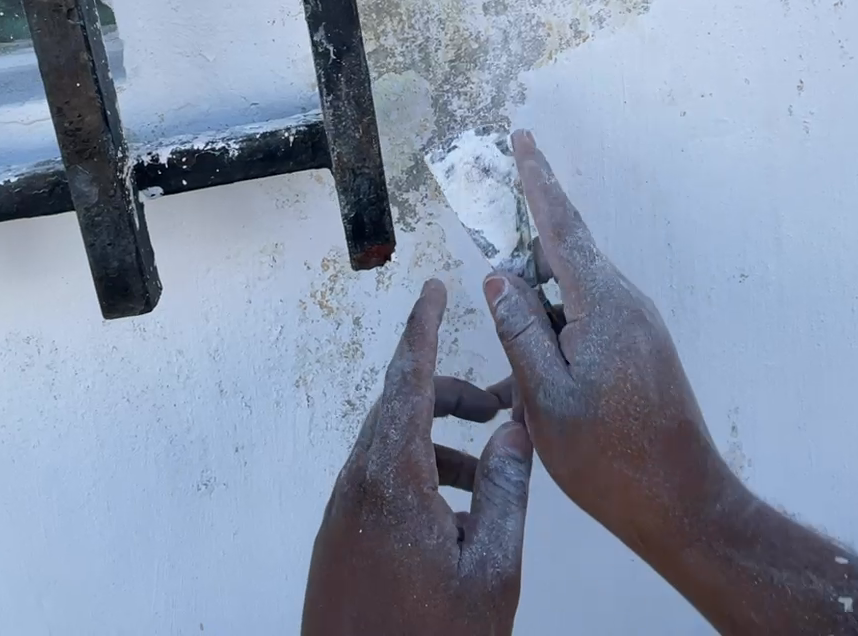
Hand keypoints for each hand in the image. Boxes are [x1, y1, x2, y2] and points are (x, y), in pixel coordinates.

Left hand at [302, 280, 535, 635]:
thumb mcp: (489, 568)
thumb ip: (505, 493)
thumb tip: (514, 433)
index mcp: (393, 475)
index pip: (409, 379)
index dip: (423, 328)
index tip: (432, 289)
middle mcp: (361, 478)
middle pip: (403, 407)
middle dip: (448, 396)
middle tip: (495, 409)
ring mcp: (346, 505)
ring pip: (394, 444)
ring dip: (439, 443)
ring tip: (486, 474)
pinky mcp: (343, 530)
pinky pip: (383, 476)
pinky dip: (420, 473)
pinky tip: (456, 513)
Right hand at [483, 132, 743, 564]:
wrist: (685, 506)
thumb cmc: (610, 460)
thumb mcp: (547, 398)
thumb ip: (520, 330)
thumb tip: (499, 277)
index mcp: (604, 306)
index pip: (562, 228)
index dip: (538, 181)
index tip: (522, 140)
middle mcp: (624, 304)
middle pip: (565, 254)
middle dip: (526, 241)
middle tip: (494, 238)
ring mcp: (634, 325)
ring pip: (571, 290)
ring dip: (537, 301)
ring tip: (518, 352)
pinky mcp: (636, 346)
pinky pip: (584, 315)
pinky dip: (554, 324)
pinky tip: (538, 368)